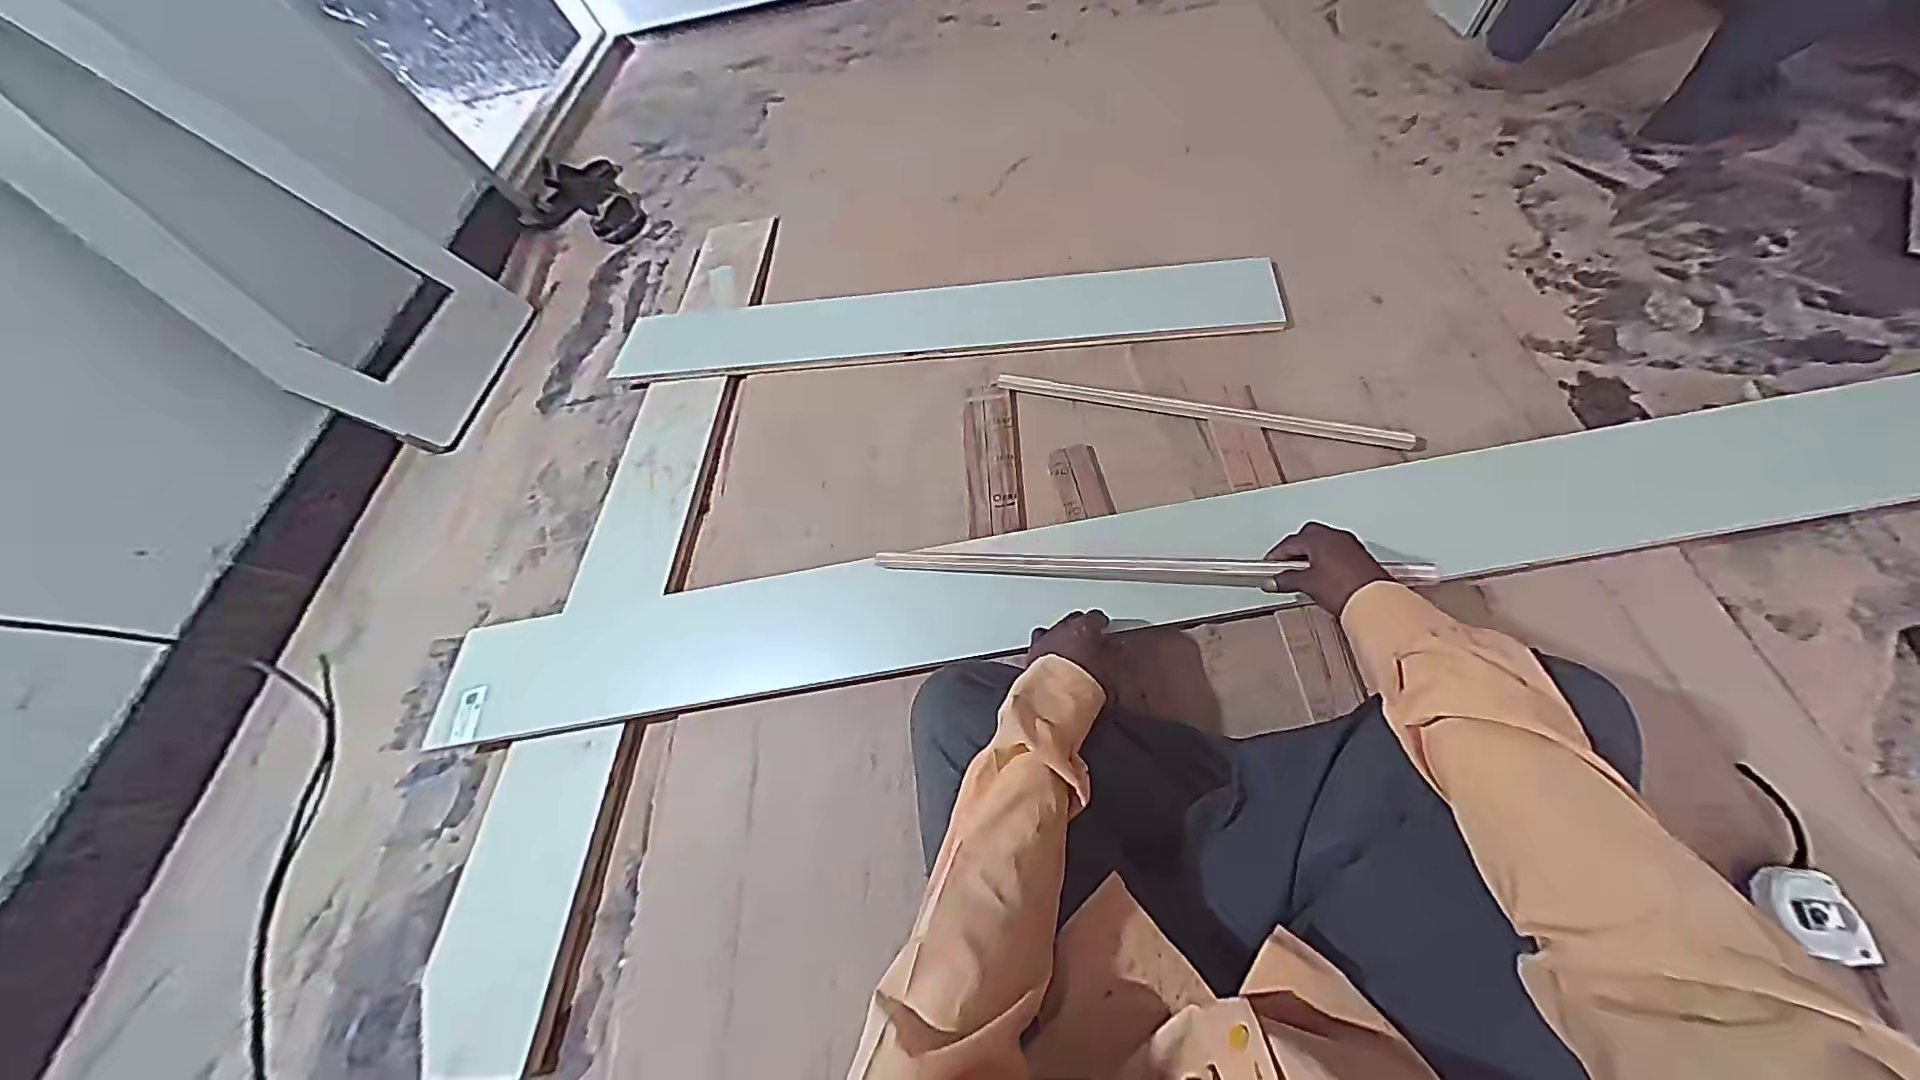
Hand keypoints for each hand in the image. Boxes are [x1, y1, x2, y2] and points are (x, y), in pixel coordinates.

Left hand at [1027, 610, 1111, 687]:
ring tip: (1064, 648)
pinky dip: (1043, 652)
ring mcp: (1044, 641)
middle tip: (1086, 637)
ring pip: (1051, 631)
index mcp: (1083, 627)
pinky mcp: (1031, 657)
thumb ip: (1114, 654)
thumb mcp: (1111, 668)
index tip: (1103, 625)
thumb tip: (1116, 652)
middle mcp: (1061, 630)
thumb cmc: (1083, 683)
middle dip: (1079, 626)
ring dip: (1058, 637)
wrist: (1056, 698)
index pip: (1095, 617)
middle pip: (1071, 620)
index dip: (1100, 622)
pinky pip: (1037, 648)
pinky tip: (1046, 661)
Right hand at [1262, 522, 1391, 615]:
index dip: (1276, 555)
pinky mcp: (1360, 556)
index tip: (1269, 565)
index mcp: (1320, 538)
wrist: (1376, 602)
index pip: (1289, 542)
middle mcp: (1336, 537)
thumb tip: (1274, 581)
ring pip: (1323, 543)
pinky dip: (1325, 559)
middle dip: (1294, 549)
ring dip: (1310, 554)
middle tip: (1285, 564)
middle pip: (1307, 536)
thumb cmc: (1346, 588)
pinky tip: (1322, 574)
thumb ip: (1286, 580)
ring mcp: (1350, 545)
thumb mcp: (1306, 584)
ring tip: (1302, 571)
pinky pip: (1336, 551)